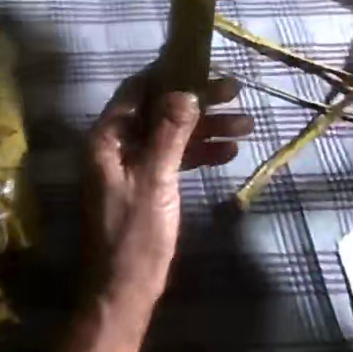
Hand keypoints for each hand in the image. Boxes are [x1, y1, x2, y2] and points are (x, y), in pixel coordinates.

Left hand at [84, 74, 249, 327]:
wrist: (123, 289)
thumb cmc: (135, 235)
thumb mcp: (155, 180)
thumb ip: (168, 134)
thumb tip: (184, 91)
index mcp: (106, 139)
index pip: (135, 91)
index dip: (167, 74)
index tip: (202, 61)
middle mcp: (114, 146)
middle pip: (156, 111)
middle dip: (194, 102)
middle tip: (234, 91)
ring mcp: (129, 167)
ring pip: (168, 135)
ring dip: (204, 128)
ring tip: (246, 124)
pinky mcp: (144, 185)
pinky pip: (171, 159)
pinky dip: (197, 154)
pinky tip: (229, 151)